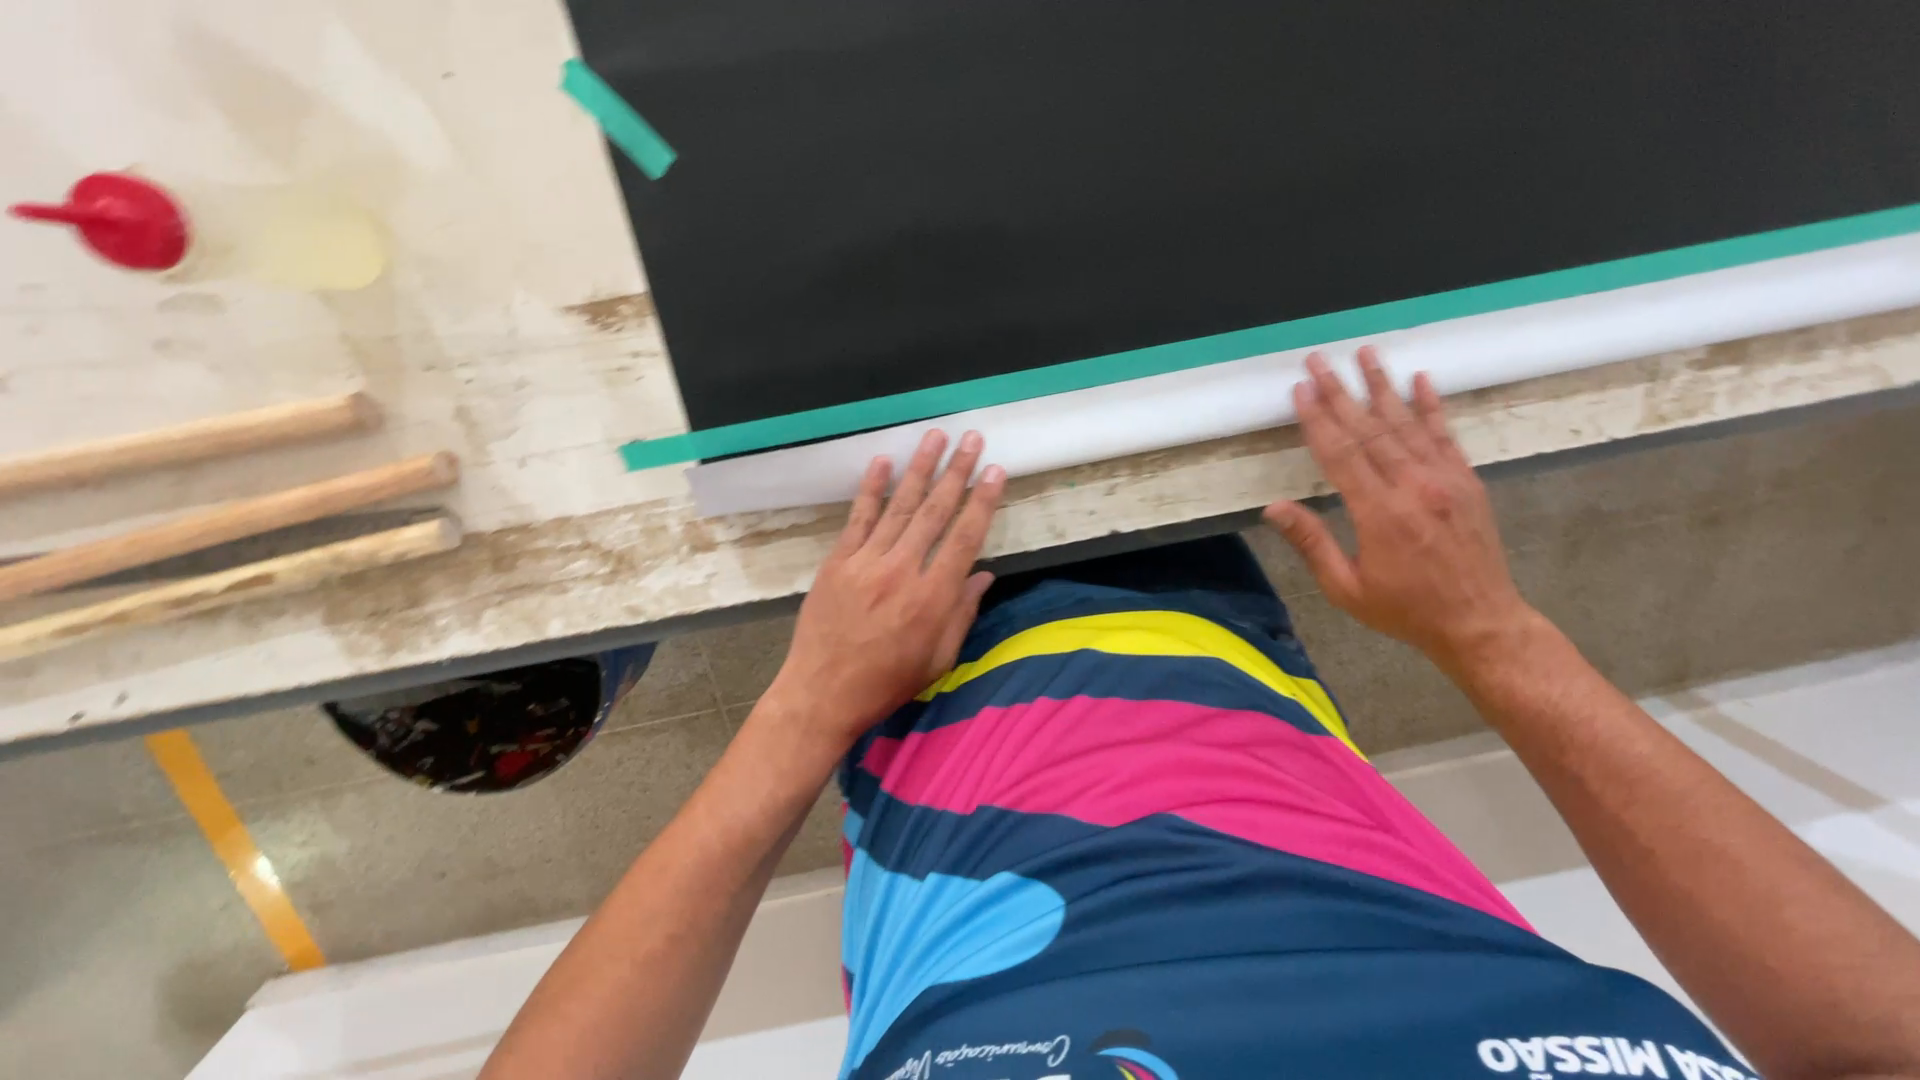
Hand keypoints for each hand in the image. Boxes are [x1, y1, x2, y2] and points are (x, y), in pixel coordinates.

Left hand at [764, 429, 1005, 750]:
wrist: (822, 693)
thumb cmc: (887, 683)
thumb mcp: (938, 659)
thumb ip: (962, 614)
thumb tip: (984, 575)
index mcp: (933, 598)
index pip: (966, 537)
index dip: (982, 501)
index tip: (994, 471)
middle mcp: (902, 571)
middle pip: (935, 512)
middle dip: (956, 471)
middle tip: (971, 438)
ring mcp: (866, 562)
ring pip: (899, 507)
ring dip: (920, 469)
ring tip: (936, 437)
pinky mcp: (837, 562)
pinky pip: (858, 518)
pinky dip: (871, 489)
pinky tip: (883, 462)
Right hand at [1263, 347, 1539, 671]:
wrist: (1480, 622)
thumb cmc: (1405, 610)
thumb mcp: (1346, 588)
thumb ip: (1312, 543)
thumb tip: (1274, 508)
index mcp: (1380, 514)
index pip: (1341, 454)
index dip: (1318, 419)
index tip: (1301, 389)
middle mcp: (1414, 487)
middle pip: (1370, 429)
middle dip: (1341, 391)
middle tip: (1319, 360)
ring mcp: (1446, 480)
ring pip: (1407, 423)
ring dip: (1383, 386)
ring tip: (1365, 353)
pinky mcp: (1467, 482)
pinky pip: (1446, 435)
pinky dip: (1432, 406)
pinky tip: (1421, 380)